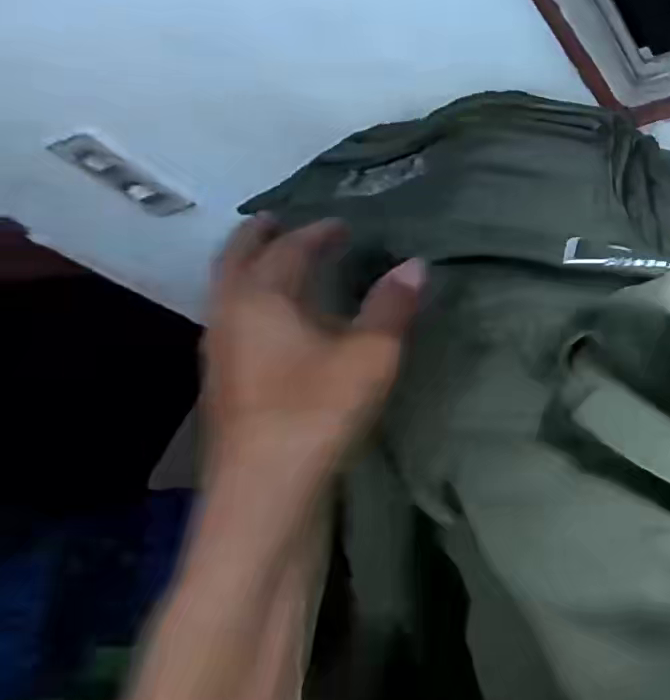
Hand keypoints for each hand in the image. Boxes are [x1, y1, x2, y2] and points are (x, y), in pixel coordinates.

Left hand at [201, 215, 423, 511]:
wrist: (269, 479)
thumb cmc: (321, 405)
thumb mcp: (373, 352)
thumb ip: (392, 305)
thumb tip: (415, 264)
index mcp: (260, 301)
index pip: (285, 252)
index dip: (315, 233)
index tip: (343, 222)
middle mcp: (230, 316)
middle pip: (237, 264)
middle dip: (259, 238)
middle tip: (283, 220)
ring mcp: (223, 348)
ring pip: (233, 291)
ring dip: (256, 267)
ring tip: (285, 258)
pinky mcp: (231, 374)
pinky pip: (241, 315)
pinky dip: (260, 295)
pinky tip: (285, 311)